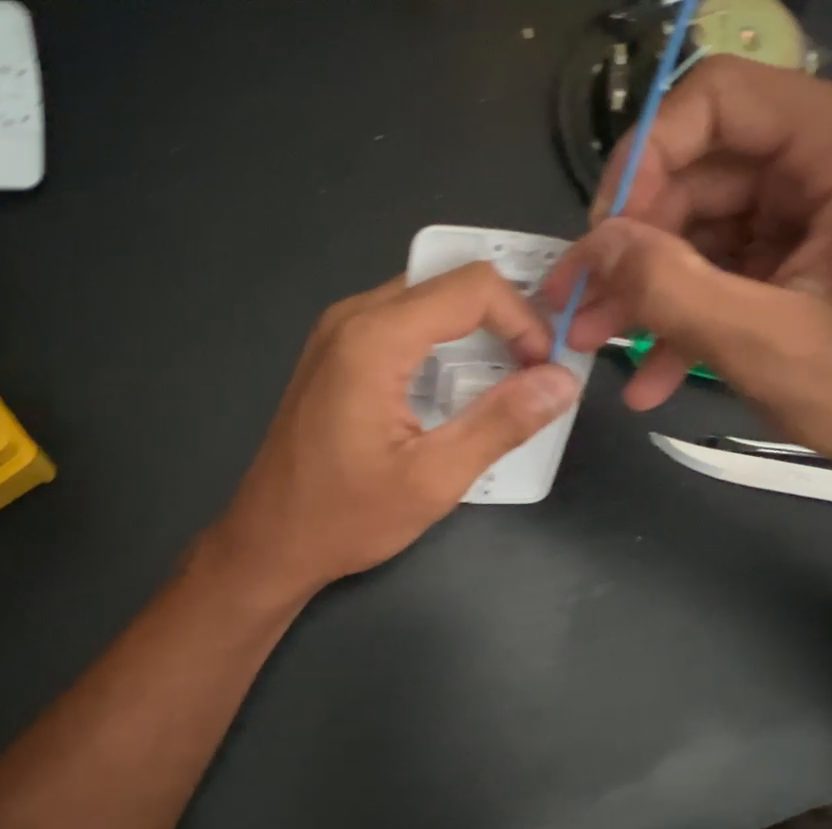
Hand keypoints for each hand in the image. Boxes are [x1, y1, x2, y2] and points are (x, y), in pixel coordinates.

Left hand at [202, 264, 579, 598]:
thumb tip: (561, 383)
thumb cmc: (347, 517)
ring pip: (424, 300)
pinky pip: (399, 324)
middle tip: (535, 369)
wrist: (269, 542)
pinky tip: (454, 388)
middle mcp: (351, 319)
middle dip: (503, 318)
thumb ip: (501, 423)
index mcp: (374, 339)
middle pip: (447, 284)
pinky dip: (439, 343)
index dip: (522, 319)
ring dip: (472, 330)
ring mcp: (336, 334)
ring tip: (506, 379)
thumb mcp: (434, 478)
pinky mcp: (333, 355)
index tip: (542, 369)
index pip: (471, 288)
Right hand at [541, 58, 831, 497]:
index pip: (717, 99)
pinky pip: (717, 270)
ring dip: (643, 289)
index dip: (646, 156)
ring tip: (591, 343)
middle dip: (632, 243)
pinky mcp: (795, 260)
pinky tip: (648, 377)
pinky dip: (679, 318)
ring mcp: (809, 214)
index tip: (604, 234)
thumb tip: (591, 248)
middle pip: (696, 169)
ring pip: (696, 226)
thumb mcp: (764, 345)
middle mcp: (827, 162)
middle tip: (576, 305)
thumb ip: (670, 290)